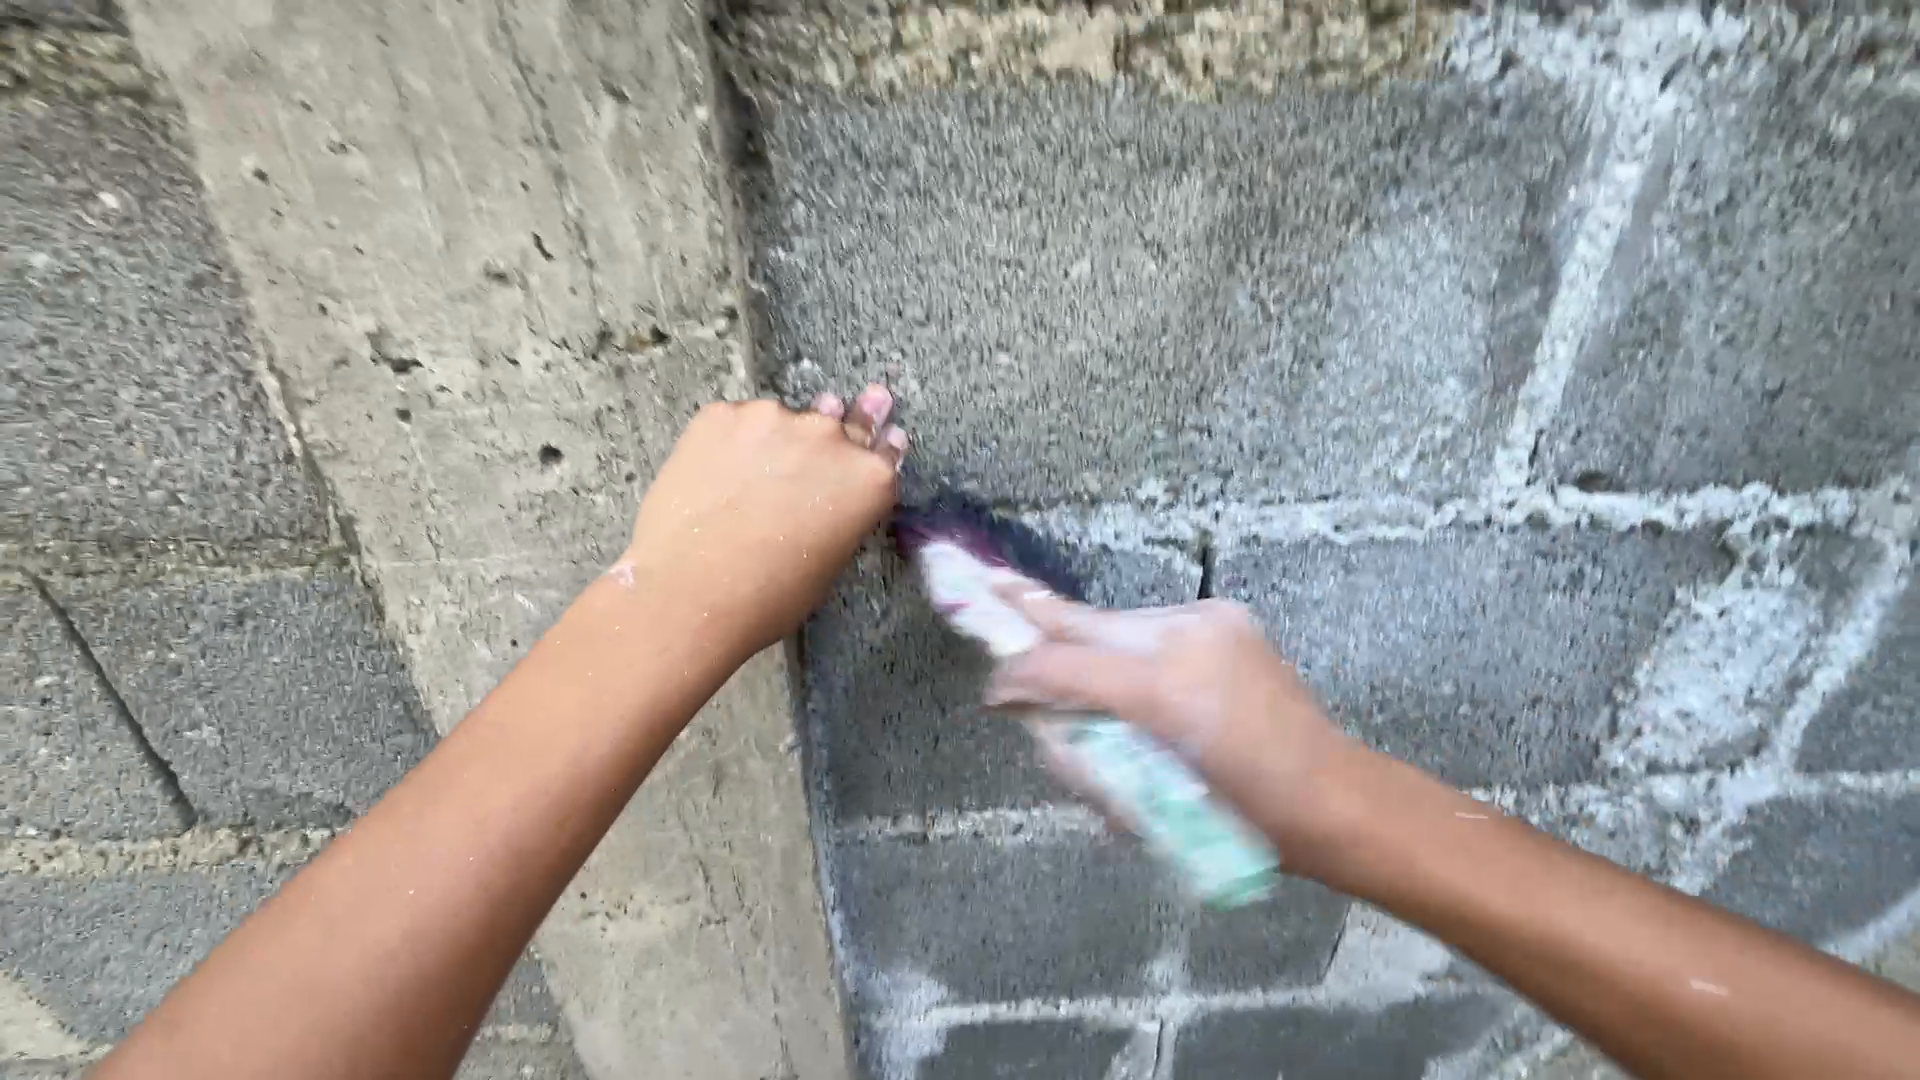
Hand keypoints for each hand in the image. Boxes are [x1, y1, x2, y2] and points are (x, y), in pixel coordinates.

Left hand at [618, 385, 907, 659]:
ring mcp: (774, 418)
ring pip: (781, 422)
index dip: (878, 444)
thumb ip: (845, 509)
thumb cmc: (771, 596)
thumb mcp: (832, 558)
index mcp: (869, 479)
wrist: (690, 593)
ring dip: (776, 441)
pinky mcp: (723, 414)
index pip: (885, 450)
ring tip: (751, 476)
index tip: (875, 433)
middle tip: (824, 429)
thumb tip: (832, 491)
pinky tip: (716, 475)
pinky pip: (736, 422)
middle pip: (839, 424)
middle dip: (834, 431)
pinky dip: (731, 442)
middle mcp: (830, 437)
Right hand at [984, 591, 1353, 861]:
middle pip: (1082, 620)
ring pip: (1115, 621)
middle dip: (1030, 609)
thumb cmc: (1240, 821)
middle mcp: (1185, 636)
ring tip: (1071, 667)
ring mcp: (1209, 617)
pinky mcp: (1225, 613)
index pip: (1063, 668)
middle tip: (985, 588)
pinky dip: (1128, 646)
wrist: (1334, 794)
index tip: (994, 692)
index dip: (1018, 675)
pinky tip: (1132, 673)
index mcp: (1165, 693)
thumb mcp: (1144, 804)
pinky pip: (1151, 625)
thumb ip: (1080, 754)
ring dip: (1086, 642)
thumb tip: (1039, 717)